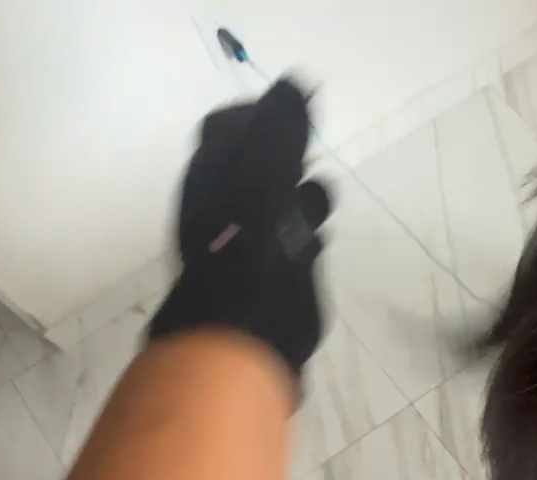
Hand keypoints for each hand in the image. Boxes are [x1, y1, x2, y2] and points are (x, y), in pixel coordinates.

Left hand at [149, 79, 332, 377]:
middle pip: (253, 169)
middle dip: (284, 157)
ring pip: (275, 208)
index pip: (226, 134)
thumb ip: (278, 137)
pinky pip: (288, 245)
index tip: (293, 113)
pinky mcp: (274, 278)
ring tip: (323, 193)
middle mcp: (227, 212)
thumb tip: (297, 85)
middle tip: (311, 148)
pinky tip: (320, 234)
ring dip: (299, 195)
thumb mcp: (261, 184)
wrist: (246, 336)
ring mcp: (251, 248)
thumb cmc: (249, 259)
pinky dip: (304, 232)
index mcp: (213, 184)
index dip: (257, 118)